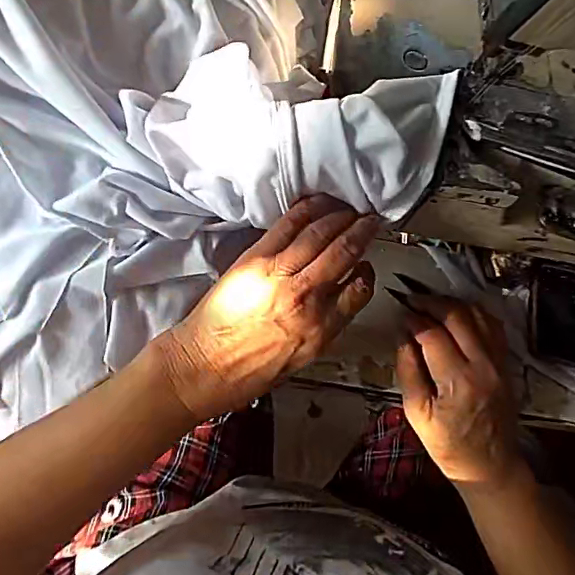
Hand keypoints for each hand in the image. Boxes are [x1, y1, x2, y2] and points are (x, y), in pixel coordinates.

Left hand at [155, 195, 379, 420]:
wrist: (203, 367)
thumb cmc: (247, 370)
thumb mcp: (301, 357)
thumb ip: (325, 325)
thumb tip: (337, 299)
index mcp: (321, 329)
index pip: (359, 290)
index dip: (367, 271)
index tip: (367, 262)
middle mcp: (306, 298)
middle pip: (344, 252)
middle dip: (362, 231)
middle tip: (370, 220)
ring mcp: (280, 275)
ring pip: (320, 233)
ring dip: (340, 216)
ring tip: (350, 209)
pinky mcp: (255, 259)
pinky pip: (288, 225)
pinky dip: (308, 210)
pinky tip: (318, 203)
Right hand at [395, 295, 526, 485]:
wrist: (489, 465)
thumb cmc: (448, 444)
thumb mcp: (416, 413)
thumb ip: (408, 370)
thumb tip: (404, 336)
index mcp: (458, 381)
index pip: (432, 333)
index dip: (413, 319)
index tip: (401, 315)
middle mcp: (483, 365)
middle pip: (457, 315)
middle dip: (431, 302)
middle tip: (413, 301)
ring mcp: (499, 362)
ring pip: (478, 314)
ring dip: (452, 304)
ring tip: (432, 305)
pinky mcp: (507, 363)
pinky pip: (493, 325)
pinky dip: (473, 313)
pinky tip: (457, 314)